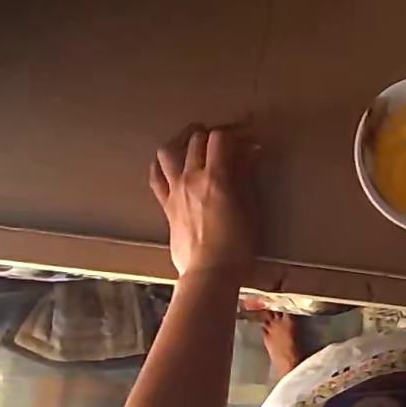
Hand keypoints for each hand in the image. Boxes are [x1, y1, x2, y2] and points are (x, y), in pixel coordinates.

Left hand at [150, 124, 258, 281]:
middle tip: (229, 142)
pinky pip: (156, 177)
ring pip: (168, 151)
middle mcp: (191, 178)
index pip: (221, 139)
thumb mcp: (249, 208)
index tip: (250, 141)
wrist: (210, 272)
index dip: (236, 134)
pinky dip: (162, 164)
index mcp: (215, 177)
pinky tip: (170, 163)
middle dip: (214, 135)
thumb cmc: (237, 245)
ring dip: (183, 141)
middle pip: (196, 140)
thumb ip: (244, 177)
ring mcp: (174, 191)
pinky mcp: (166, 206)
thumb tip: (247, 153)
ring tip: (195, 142)